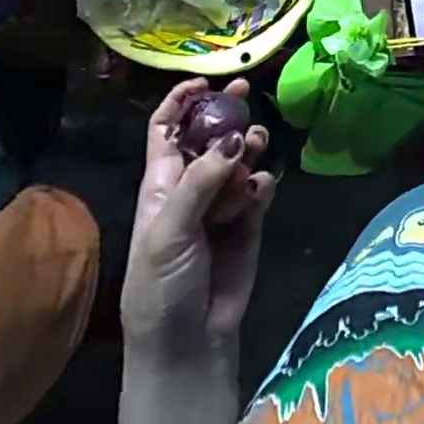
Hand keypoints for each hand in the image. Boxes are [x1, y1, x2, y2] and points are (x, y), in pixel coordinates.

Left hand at [123, 78, 275, 363]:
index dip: (180, 103)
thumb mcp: (168, 229)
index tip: (203, 83)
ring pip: (239, 159)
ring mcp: (223, 203)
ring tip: (257, 142)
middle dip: (225, 113)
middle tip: (245, 91)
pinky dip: (262, 183)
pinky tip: (262, 186)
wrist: (188, 341)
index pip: (167, 129)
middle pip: (210, 136)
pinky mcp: (249, 223)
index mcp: (162, 182)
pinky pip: (258, 190)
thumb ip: (201, 181)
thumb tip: (234, 138)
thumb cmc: (160, 283)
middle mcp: (193, 185)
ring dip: (248, 146)